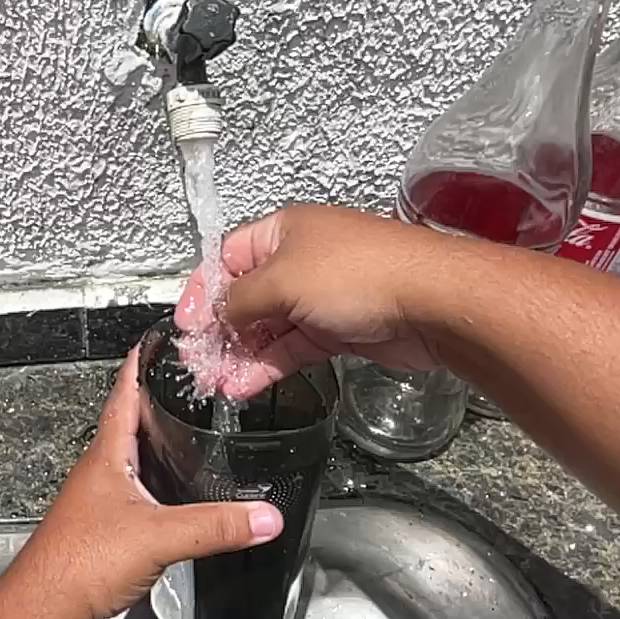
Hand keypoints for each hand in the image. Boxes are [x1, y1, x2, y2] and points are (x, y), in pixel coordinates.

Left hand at [7, 349, 283, 618]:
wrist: (47, 609)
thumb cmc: (84, 560)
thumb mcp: (160, 536)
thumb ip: (216, 526)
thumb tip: (266, 516)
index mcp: (107, 455)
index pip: (123, 394)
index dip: (139, 365)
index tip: (154, 342)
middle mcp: (99, 470)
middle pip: (128, 423)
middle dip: (155, 401)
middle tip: (185, 386)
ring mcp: (98, 499)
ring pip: (130, 459)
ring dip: (155, 443)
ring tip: (188, 433)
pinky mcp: (102, 527)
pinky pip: (133, 492)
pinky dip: (155, 483)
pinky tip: (173, 496)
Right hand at [175, 204, 459, 398]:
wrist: (433, 304)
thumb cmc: (359, 274)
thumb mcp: (280, 280)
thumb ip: (238, 300)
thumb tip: (217, 315)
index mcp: (281, 233)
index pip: (224, 259)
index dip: (201, 291)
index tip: (186, 323)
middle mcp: (297, 261)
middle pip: (243, 297)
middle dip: (219, 331)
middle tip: (198, 361)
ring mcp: (317, 297)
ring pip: (266, 328)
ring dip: (240, 355)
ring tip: (217, 383)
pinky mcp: (335, 329)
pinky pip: (290, 348)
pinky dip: (267, 366)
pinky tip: (245, 386)